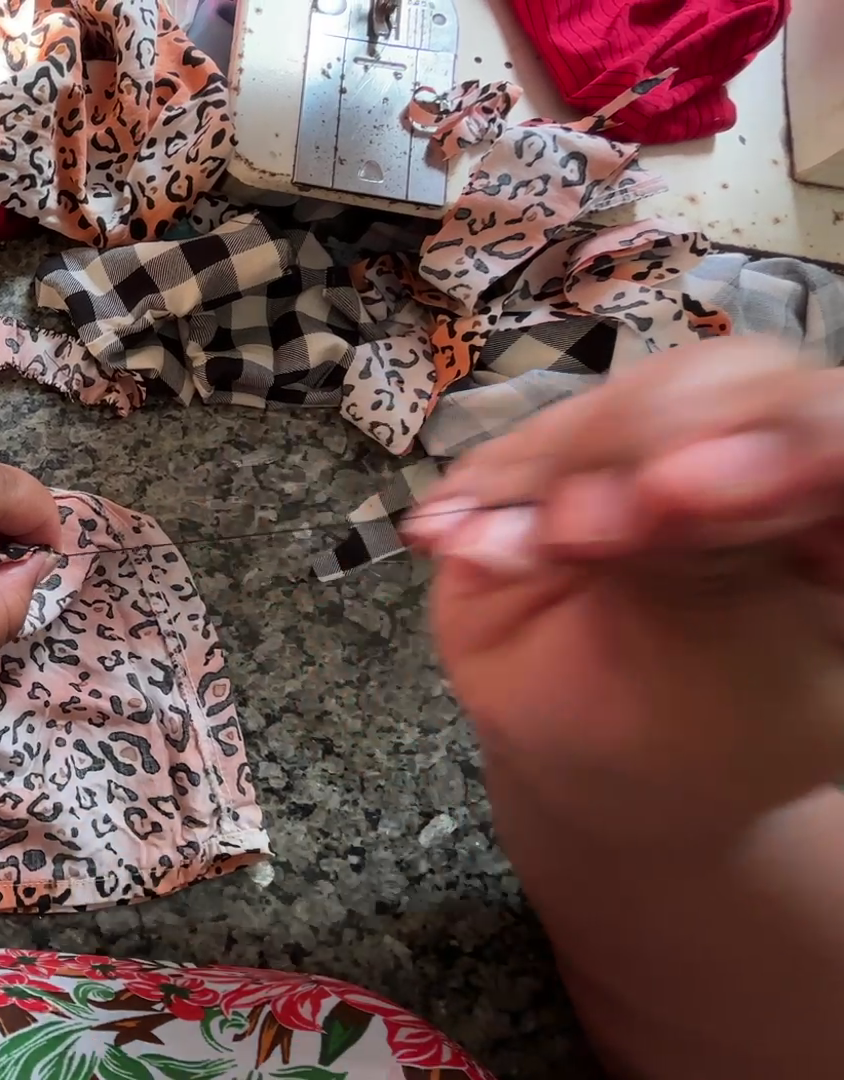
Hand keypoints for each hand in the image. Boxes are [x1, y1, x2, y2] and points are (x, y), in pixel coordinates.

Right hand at [406, 338, 843, 832]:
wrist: (578, 754)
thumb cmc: (694, 728)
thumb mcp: (729, 659)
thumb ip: (701, 562)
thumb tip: (658, 482)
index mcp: (834, 499)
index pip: (823, 421)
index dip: (770, 437)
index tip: (689, 496)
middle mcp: (741, 454)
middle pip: (703, 386)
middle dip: (629, 455)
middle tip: (579, 536)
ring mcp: (623, 461)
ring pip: (584, 416)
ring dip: (529, 483)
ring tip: (500, 557)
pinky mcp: (527, 480)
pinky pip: (489, 460)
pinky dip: (462, 499)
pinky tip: (448, 540)